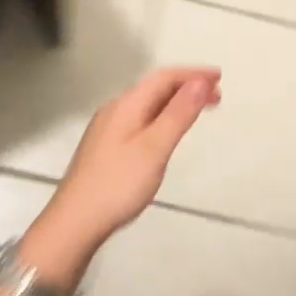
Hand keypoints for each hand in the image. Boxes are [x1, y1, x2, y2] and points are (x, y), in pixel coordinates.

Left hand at [27, 67, 221, 270]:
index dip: (193, 74)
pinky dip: (161, 118)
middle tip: (217, 98)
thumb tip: (200, 81)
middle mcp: (114, 110)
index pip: (164, 77)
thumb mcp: (155, 147)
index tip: (220, 78)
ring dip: (175, 103)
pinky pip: (139, 120)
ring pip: (147, 105)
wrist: (75, 221)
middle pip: (155, 88)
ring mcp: (107, 129)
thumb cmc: (119, 184)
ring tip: (198, 112)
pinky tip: (166, 133)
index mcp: (126, 106)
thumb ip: (179, 114)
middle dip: (186, 87)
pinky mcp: (105, 147)